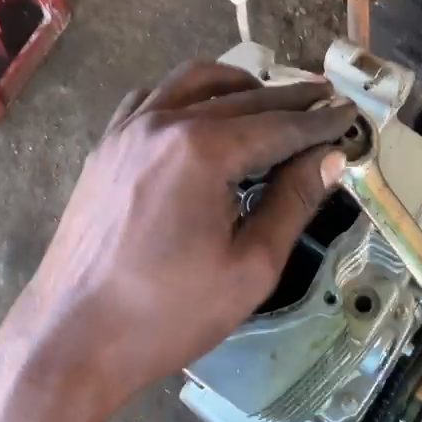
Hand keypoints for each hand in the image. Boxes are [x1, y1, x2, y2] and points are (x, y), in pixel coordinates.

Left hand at [2, 60, 357, 409]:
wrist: (71, 338)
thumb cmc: (167, 314)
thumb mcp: (249, 268)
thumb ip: (291, 202)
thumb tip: (328, 158)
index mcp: (202, 148)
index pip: (277, 126)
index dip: (319, 123)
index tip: (351, 115)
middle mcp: (164, 121)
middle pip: (239, 98)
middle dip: (287, 99)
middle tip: (324, 99)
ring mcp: (127, 129)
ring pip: (191, 83)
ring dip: (235, 85)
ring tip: (268, 98)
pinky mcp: (105, 145)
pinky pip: (151, 99)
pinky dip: (185, 95)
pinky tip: (198, 113)